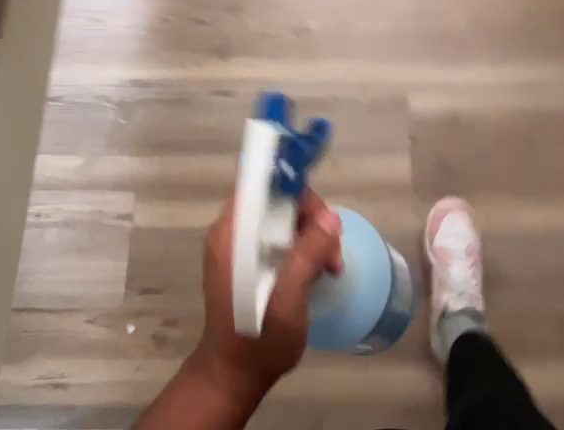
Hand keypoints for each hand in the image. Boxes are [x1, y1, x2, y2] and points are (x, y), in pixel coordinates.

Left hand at [189, 192, 343, 400]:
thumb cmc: (258, 340)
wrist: (234, 377)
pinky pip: (277, 238)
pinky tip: (315, 273)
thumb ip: (307, 254)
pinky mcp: (246, 262)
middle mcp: (231, 232)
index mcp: (232, 233)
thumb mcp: (288, 299)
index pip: (263, 185)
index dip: (295, 190)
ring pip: (281, 219)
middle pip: (277, 200)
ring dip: (310, 237)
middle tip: (332, 254)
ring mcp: (237, 247)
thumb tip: (331, 218)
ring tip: (329, 269)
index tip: (322, 216)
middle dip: (310, 220)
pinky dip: (300, 249)